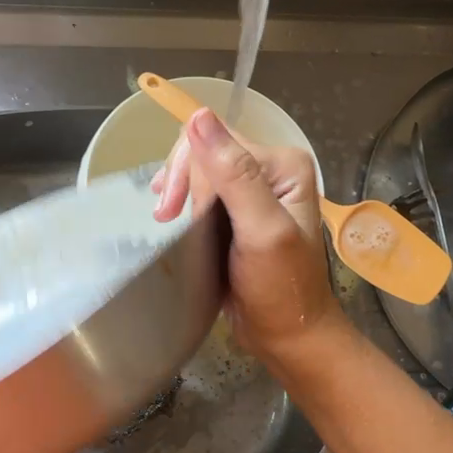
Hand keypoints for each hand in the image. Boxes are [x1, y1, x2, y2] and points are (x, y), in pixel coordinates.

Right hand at [151, 108, 347, 364]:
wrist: (287, 336)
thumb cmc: (279, 288)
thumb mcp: (261, 231)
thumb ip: (234, 175)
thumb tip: (198, 117)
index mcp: (283, 164)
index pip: (217, 142)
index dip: (188, 171)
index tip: (172, 213)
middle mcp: (270, 170)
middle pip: (206, 153)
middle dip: (181, 183)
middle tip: (166, 220)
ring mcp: (252, 193)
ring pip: (199, 173)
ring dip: (177, 193)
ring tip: (165, 220)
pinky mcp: (236, 216)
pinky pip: (201, 194)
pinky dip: (182, 204)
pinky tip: (171, 220)